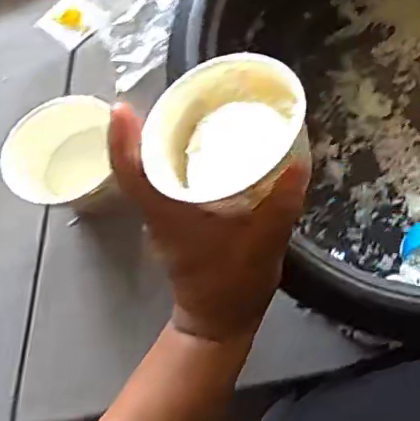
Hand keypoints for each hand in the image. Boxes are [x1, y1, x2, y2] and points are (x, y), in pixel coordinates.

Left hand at [108, 103, 307, 343]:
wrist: (220, 322)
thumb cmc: (232, 285)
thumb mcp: (264, 244)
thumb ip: (282, 205)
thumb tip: (298, 161)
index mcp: (168, 214)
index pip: (132, 173)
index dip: (122, 139)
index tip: (122, 108)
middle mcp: (159, 211)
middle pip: (140, 163)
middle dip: (150, 128)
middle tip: (179, 98)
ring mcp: (167, 217)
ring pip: (156, 170)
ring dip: (167, 142)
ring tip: (197, 114)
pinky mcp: (180, 220)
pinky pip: (174, 180)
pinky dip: (185, 159)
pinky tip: (213, 149)